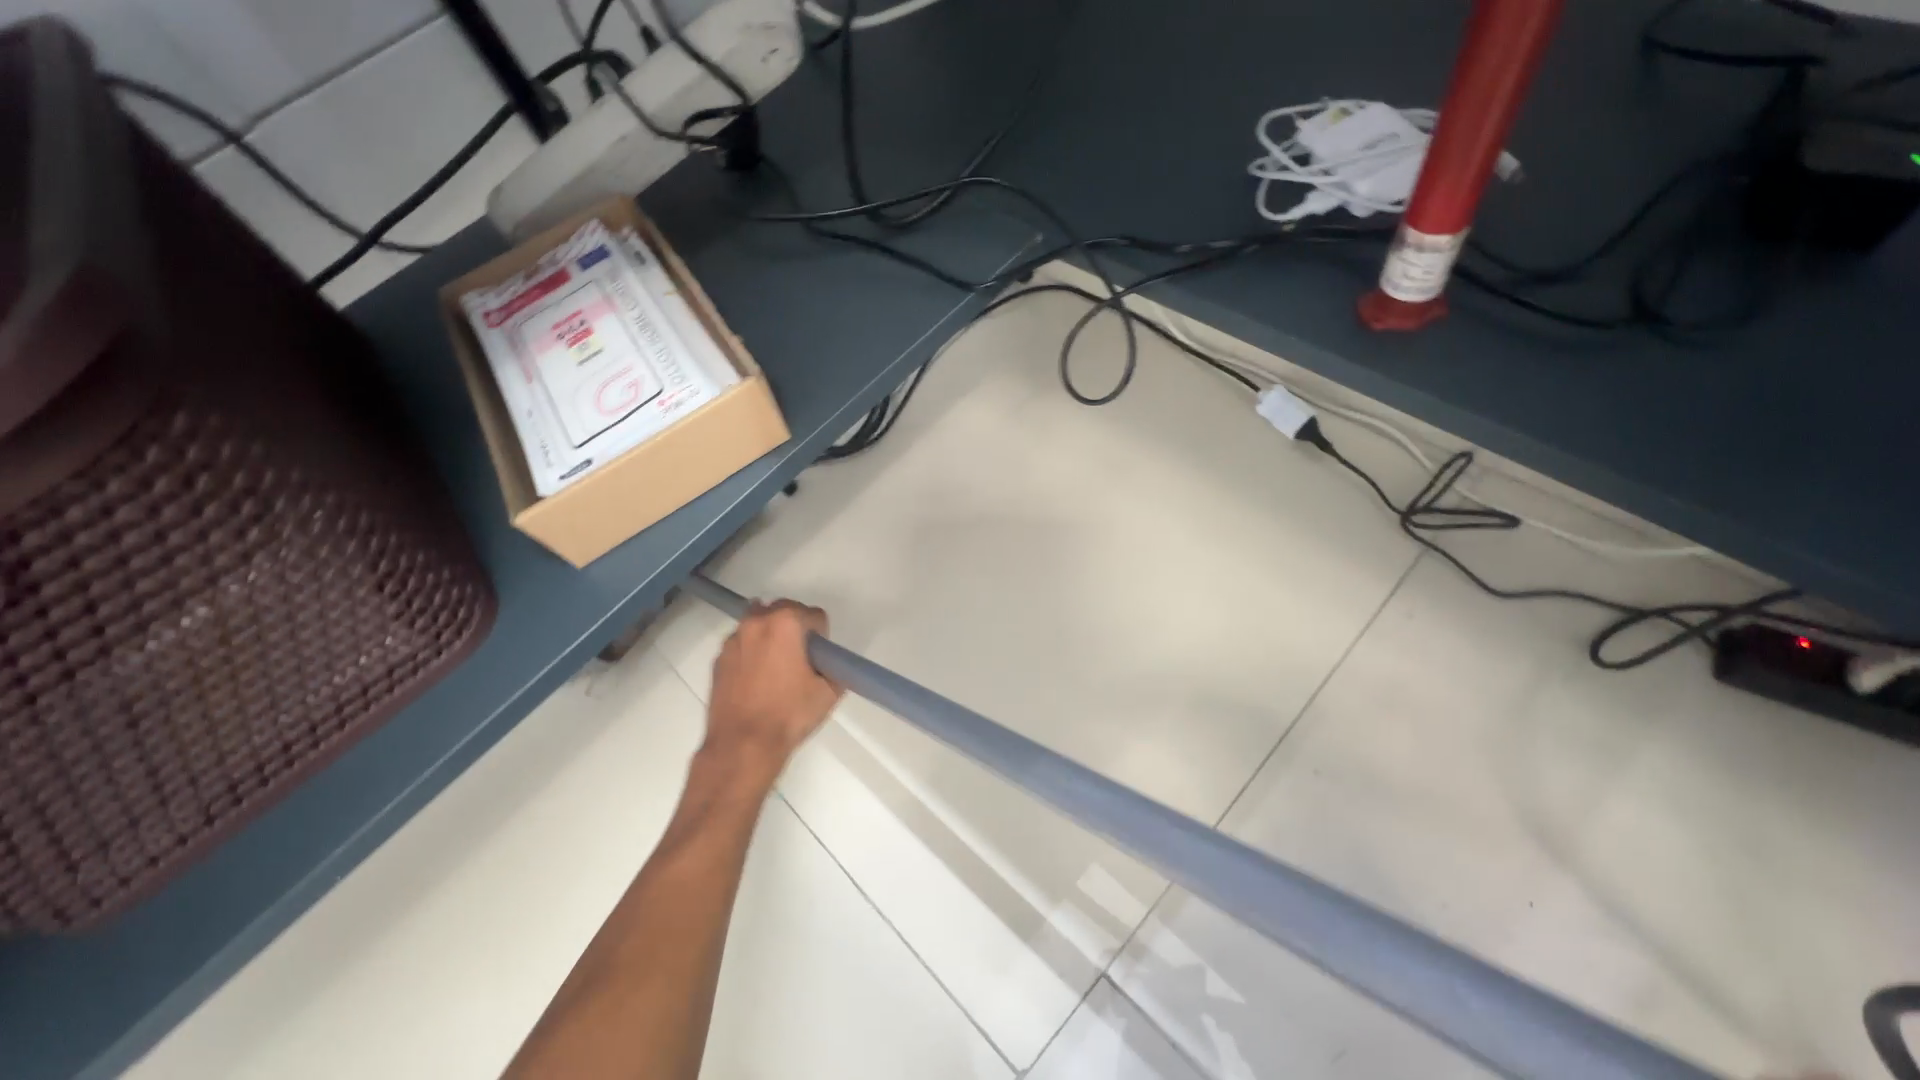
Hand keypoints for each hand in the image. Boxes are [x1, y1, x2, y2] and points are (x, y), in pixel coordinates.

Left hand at [703, 599, 842, 780]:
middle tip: (801, 659)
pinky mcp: (718, 658)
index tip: (820, 659)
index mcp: (785, 623)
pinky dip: (751, 652)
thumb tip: (828, 664)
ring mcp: (733, 640)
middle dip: (796, 628)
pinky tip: (756, 679)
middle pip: (783, 610)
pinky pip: (741, 644)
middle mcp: (756, 622)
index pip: (814, 615)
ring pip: (758, 624)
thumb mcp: (828, 693)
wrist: (742, 744)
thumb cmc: (789, 714)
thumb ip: (835, 668)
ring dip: (771, 636)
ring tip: (776, 667)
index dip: (822, 637)